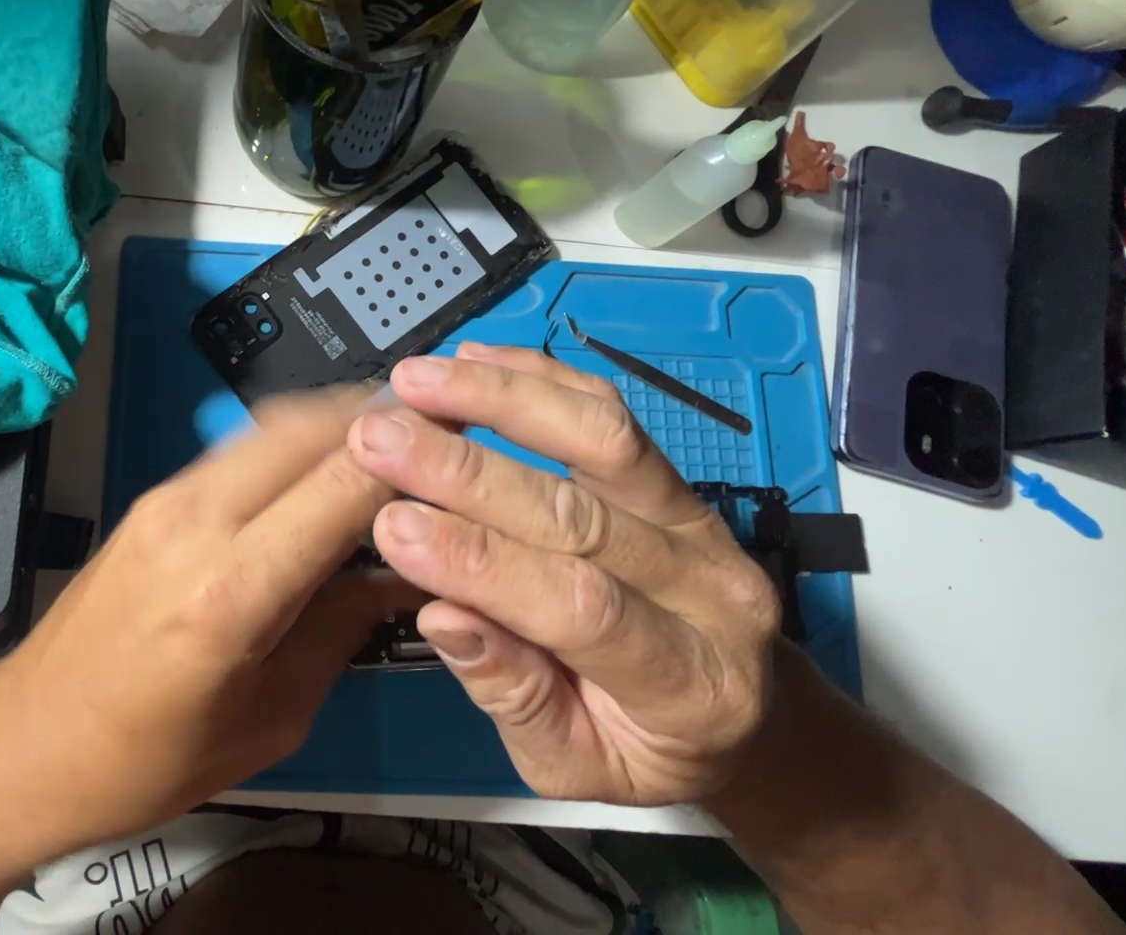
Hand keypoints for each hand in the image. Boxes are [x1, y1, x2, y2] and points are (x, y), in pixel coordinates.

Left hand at [0, 389, 420, 872]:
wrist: (27, 744)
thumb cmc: (149, 760)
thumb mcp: (271, 717)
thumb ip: (339, 630)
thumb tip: (397, 575)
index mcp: (231, 592)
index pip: (341, 488)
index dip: (407, 456)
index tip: (456, 442)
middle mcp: (195, 523)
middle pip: (305, 430)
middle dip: (376, 419)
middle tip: (432, 429)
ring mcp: (165, 501)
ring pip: (269, 426)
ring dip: (332, 421)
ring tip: (387, 441)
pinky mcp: (150, 499)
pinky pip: (238, 450)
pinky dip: (290, 443)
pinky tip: (320, 467)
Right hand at [346, 344, 780, 804]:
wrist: (747, 716)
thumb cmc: (644, 750)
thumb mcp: (572, 766)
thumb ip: (512, 694)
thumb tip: (443, 615)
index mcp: (687, 683)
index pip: (577, 606)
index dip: (479, 561)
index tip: (391, 524)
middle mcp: (707, 589)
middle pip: (579, 512)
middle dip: (465, 470)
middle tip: (379, 439)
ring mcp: (698, 522)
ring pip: (604, 439)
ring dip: (501, 399)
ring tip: (416, 381)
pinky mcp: (676, 482)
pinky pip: (612, 415)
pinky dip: (540, 378)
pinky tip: (474, 359)